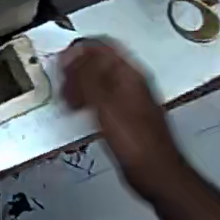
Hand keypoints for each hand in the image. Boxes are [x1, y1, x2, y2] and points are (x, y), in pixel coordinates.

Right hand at [61, 38, 189, 198]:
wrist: (156, 175)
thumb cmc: (138, 144)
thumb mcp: (103, 104)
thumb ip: (84, 77)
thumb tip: (70, 56)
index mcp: (129, 74)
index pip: (100, 45)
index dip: (78, 48)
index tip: (63, 60)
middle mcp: (131, 83)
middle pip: (98, 60)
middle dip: (75, 68)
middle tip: (63, 79)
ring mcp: (129, 98)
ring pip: (97, 77)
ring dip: (79, 84)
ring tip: (67, 96)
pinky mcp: (124, 114)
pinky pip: (100, 95)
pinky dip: (85, 98)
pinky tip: (78, 110)